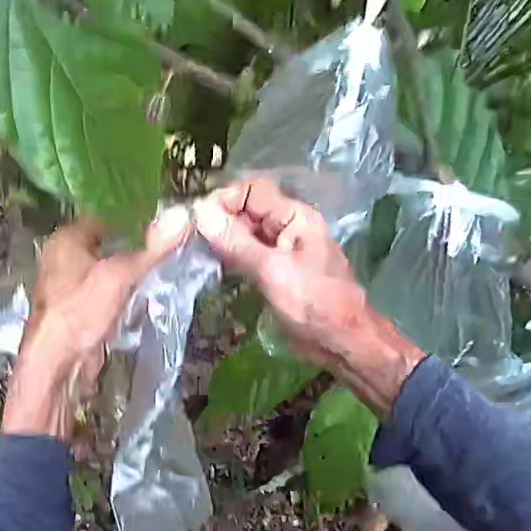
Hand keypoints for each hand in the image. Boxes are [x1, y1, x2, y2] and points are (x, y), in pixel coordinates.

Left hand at [2, 212, 187, 439]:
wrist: (57, 366)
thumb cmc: (80, 313)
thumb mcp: (119, 276)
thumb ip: (151, 249)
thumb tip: (183, 216)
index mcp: (64, 240)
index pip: (104, 215)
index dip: (134, 215)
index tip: (165, 217)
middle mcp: (63, 259)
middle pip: (108, 243)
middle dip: (138, 245)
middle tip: (172, 242)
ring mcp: (71, 288)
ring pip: (110, 270)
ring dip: (134, 272)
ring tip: (168, 265)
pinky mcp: (81, 313)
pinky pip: (110, 294)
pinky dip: (127, 294)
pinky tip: (150, 295)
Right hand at [195, 179, 423, 413]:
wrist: (341, 340)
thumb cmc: (313, 304)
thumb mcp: (271, 271)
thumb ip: (236, 242)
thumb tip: (201, 213)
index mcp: (295, 217)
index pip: (252, 190)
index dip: (223, 200)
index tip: (196, 220)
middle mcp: (289, 228)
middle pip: (248, 211)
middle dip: (219, 221)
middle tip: (189, 239)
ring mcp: (283, 251)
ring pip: (247, 235)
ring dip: (223, 241)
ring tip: (195, 253)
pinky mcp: (278, 273)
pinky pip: (250, 256)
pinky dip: (232, 259)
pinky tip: (213, 268)